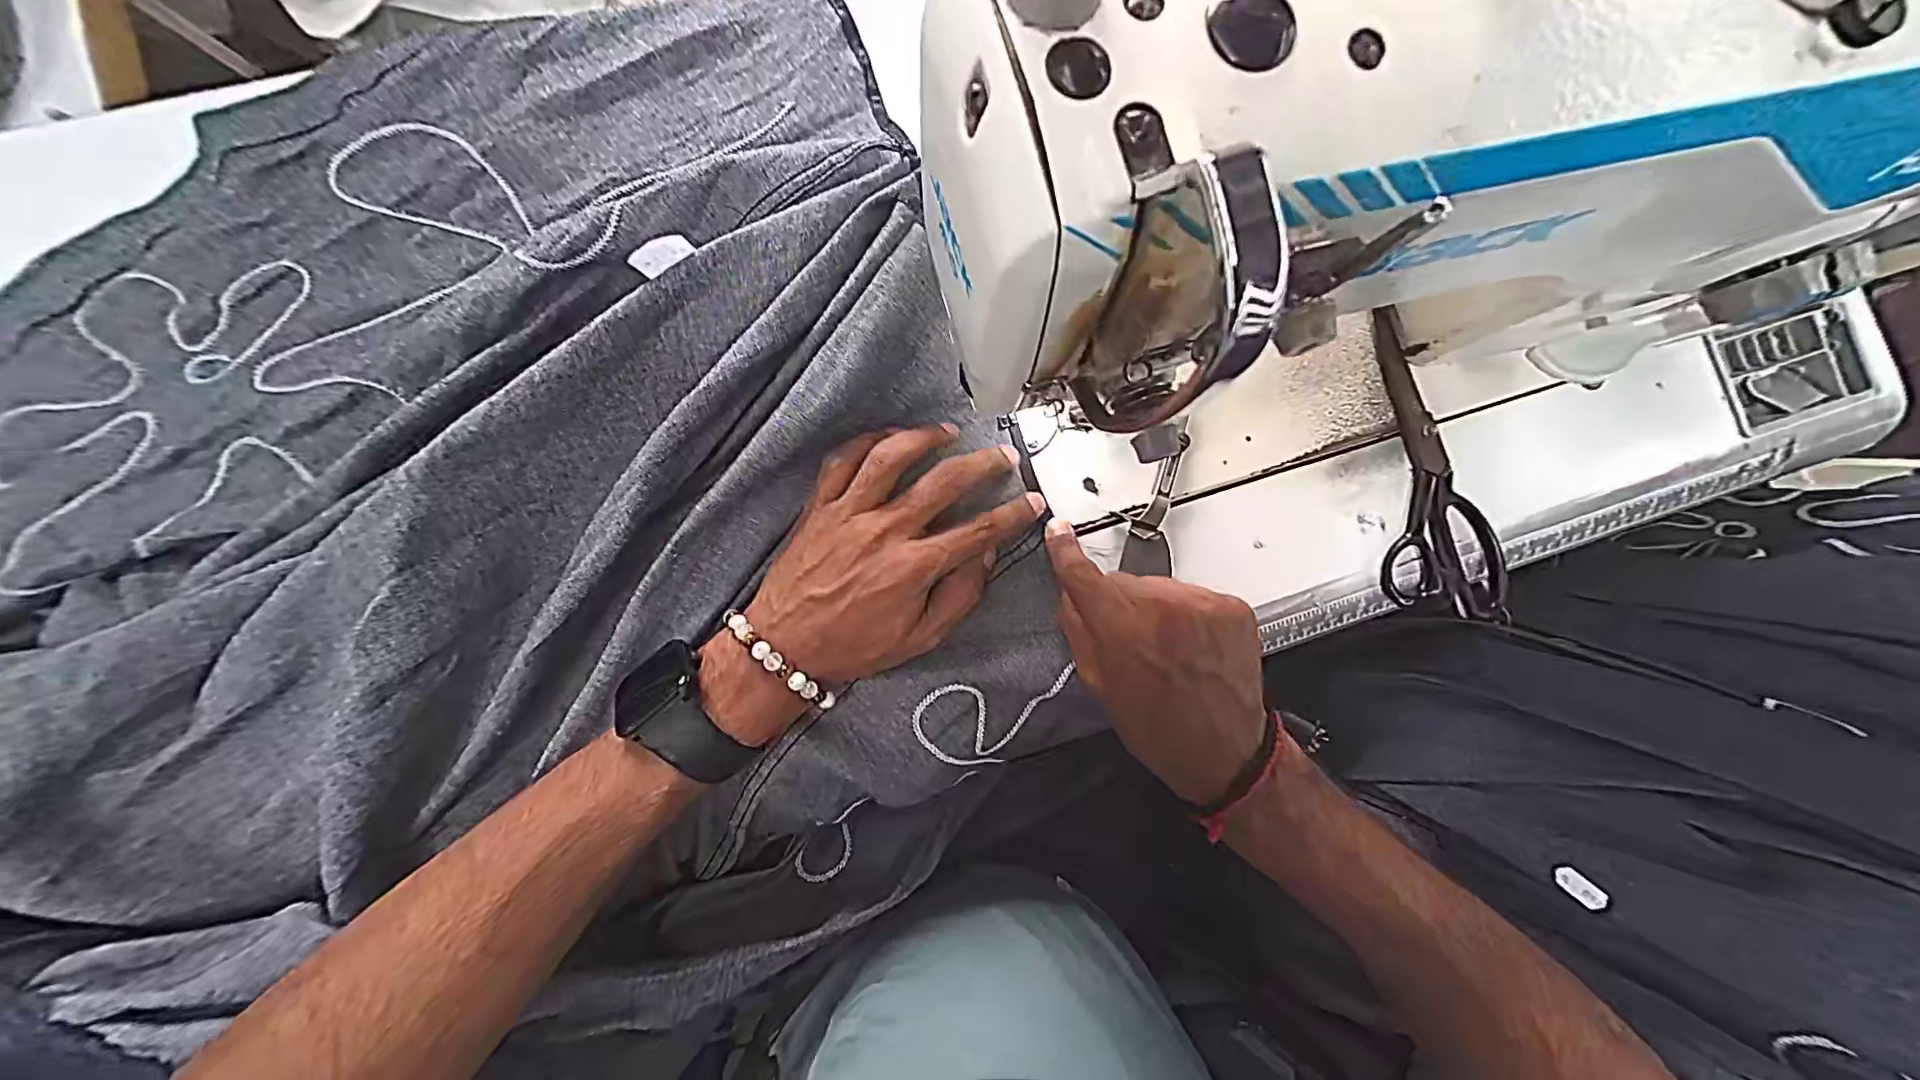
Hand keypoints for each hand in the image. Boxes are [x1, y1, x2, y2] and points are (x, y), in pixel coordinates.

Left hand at [700, 425, 1044, 745]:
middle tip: (1001, 457)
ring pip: (892, 457)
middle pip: (945, 481)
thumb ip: (958, 597)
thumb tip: (983, 558)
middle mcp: (884, 532)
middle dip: (983, 464)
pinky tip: (886, 437)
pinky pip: (843, 461)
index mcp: (913, 566)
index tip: (1029, 502)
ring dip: (924, 438)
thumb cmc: (849, 646)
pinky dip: (867, 442)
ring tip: (946, 433)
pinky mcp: (821, 507)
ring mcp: (849, 514)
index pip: (979, 529)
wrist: (786, 647)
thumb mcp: (918, 638)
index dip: (1013, 513)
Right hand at [1044, 518, 1268, 804]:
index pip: (1083, 574)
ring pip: (1159, 586)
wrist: (1224, 751)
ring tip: (1169, 650)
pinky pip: (1193, 594)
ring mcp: (1201, 605)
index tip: (1059, 533)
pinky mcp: (1230, 606)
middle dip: (1120, 603)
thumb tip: (1068, 597)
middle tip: (1135, 643)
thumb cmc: (1162, 730)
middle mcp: (1162, 609)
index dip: (1065, 550)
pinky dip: (1188, 613)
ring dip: (1157, 608)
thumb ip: (1078, 633)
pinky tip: (1192, 646)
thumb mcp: (1101, 686)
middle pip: (1123, 581)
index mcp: (1122, 631)